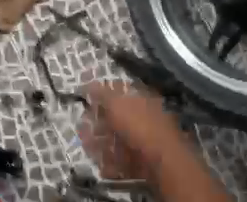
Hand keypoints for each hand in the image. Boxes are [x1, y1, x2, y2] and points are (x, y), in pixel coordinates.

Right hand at [78, 82, 192, 179]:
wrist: (164, 162)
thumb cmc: (138, 125)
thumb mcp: (114, 101)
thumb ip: (99, 91)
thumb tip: (87, 82)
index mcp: (142, 98)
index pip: (118, 90)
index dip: (100, 94)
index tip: (85, 100)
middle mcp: (146, 117)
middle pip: (117, 117)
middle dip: (97, 123)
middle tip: (82, 128)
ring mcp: (148, 140)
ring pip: (119, 139)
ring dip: (100, 142)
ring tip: (87, 147)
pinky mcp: (147, 161)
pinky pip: (125, 157)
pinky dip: (112, 161)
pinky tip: (102, 164)